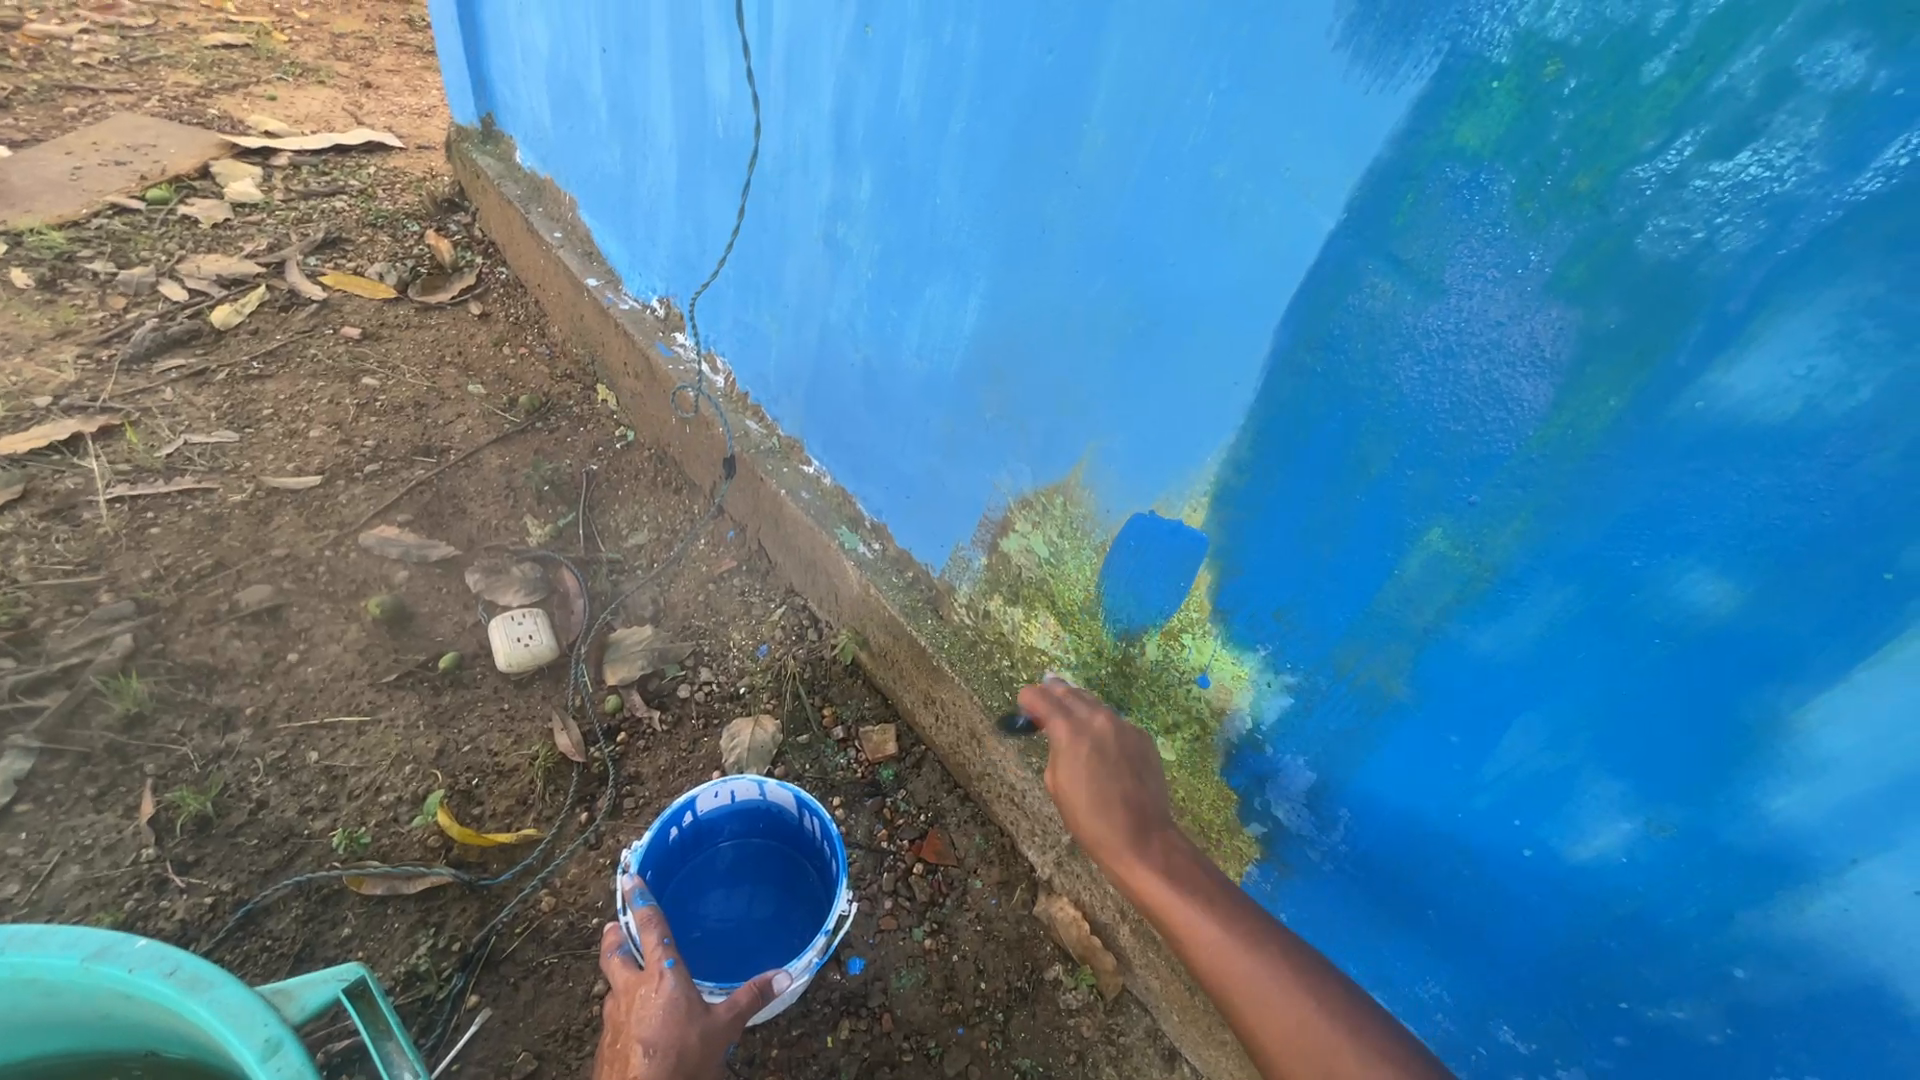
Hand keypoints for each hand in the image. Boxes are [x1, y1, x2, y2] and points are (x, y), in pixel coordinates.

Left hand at [593, 873, 791, 1079]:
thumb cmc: (682, 1060)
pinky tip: (632, 1021)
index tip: (629, 878)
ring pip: (610, 985)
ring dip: (616, 974)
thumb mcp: (723, 1028)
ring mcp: (614, 1017)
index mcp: (662, 975)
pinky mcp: (605, 1044)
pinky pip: (612, 1016)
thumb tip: (785, 974)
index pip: (650, 927)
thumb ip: (750, 998)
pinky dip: (620, 1008)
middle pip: (615, 953)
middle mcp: (632, 989)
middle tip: (613, 924)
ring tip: (626, 973)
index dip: (640, 901)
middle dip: (614, 935)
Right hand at [1017, 677, 1178, 873]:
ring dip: (1078, 708)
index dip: (1028, 699)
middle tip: (1044, 706)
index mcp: (1069, 730)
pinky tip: (1103, 747)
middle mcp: (1097, 718)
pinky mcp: (1142, 736)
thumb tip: (1058, 737)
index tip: (1025, 706)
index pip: (1039, 696)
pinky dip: (1103, 726)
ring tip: (1072, 723)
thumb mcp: (1056, 783)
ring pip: (1094, 704)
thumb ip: (1054, 749)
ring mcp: (1123, 725)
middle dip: (1052, 694)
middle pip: (1068, 691)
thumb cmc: (1088, 819)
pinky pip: (1116, 722)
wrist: (1140, 837)